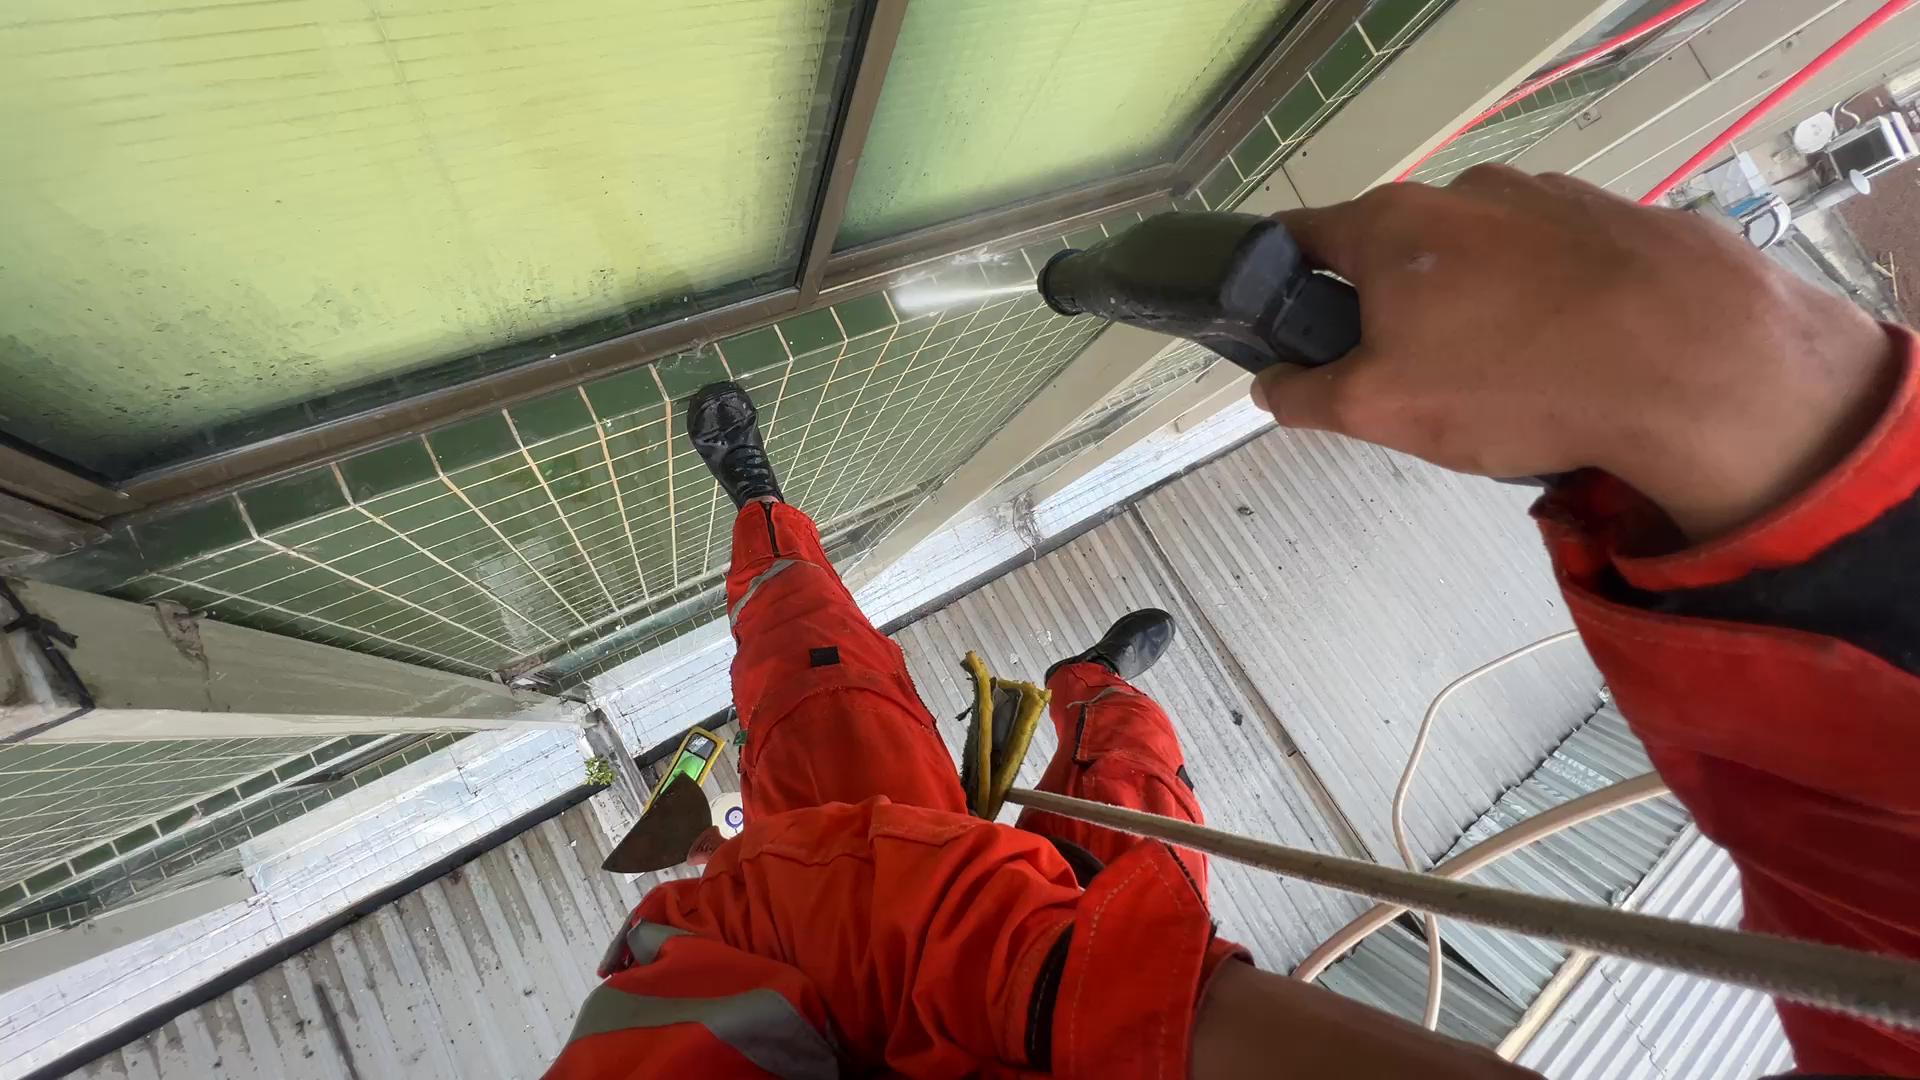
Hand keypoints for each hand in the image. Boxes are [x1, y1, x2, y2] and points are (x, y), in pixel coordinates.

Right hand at [1252, 166, 1899, 541]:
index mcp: (1389, 225)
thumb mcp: (1370, 410)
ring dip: (1446, 307)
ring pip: (1457, 258)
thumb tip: (1269, 384)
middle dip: (1368, 312)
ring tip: (1484, 373)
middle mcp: (1460, 190)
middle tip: (1392, 377)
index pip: (1295, 237)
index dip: (1273, 285)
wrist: (1701, 368)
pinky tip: (1547, 352)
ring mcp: (1541, 194)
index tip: (1281, 333)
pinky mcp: (1606, 216)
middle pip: (1380, 254)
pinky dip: (1515, 301)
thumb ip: (1297, 396)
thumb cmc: (1507, 383)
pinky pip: (1527, 262)